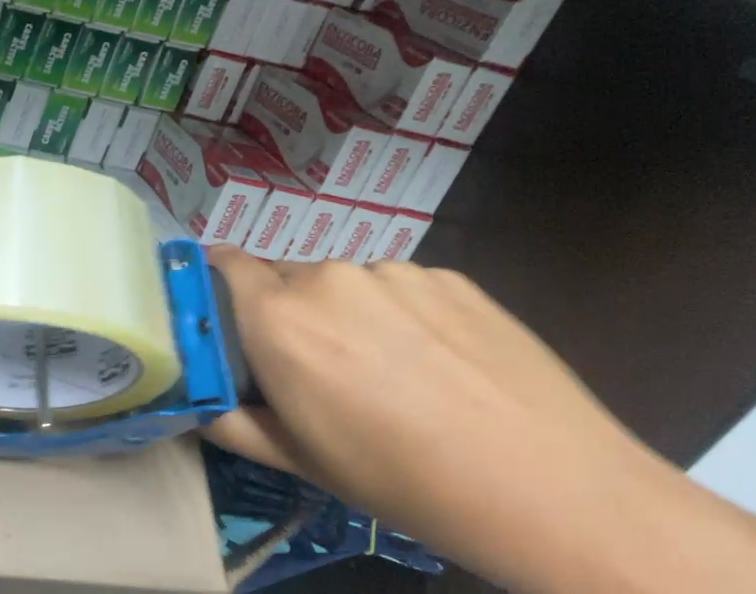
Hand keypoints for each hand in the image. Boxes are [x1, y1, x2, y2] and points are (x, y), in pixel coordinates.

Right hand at [200, 247, 755, 593]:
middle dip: (288, 314)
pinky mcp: (450, 275)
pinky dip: (404, 315)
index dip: (220, 291)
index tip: (233, 328)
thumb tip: (198, 399)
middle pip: (284, 277)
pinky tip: (441, 364)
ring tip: (395, 374)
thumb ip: (233, 421)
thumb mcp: (304, 463)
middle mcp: (327, 276)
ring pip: (345, 283)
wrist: (558, 491)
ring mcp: (394, 271)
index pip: (221, 264)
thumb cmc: (407, 483)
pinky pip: (402, 287)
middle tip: (322, 371)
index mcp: (278, 318)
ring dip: (348, 314)